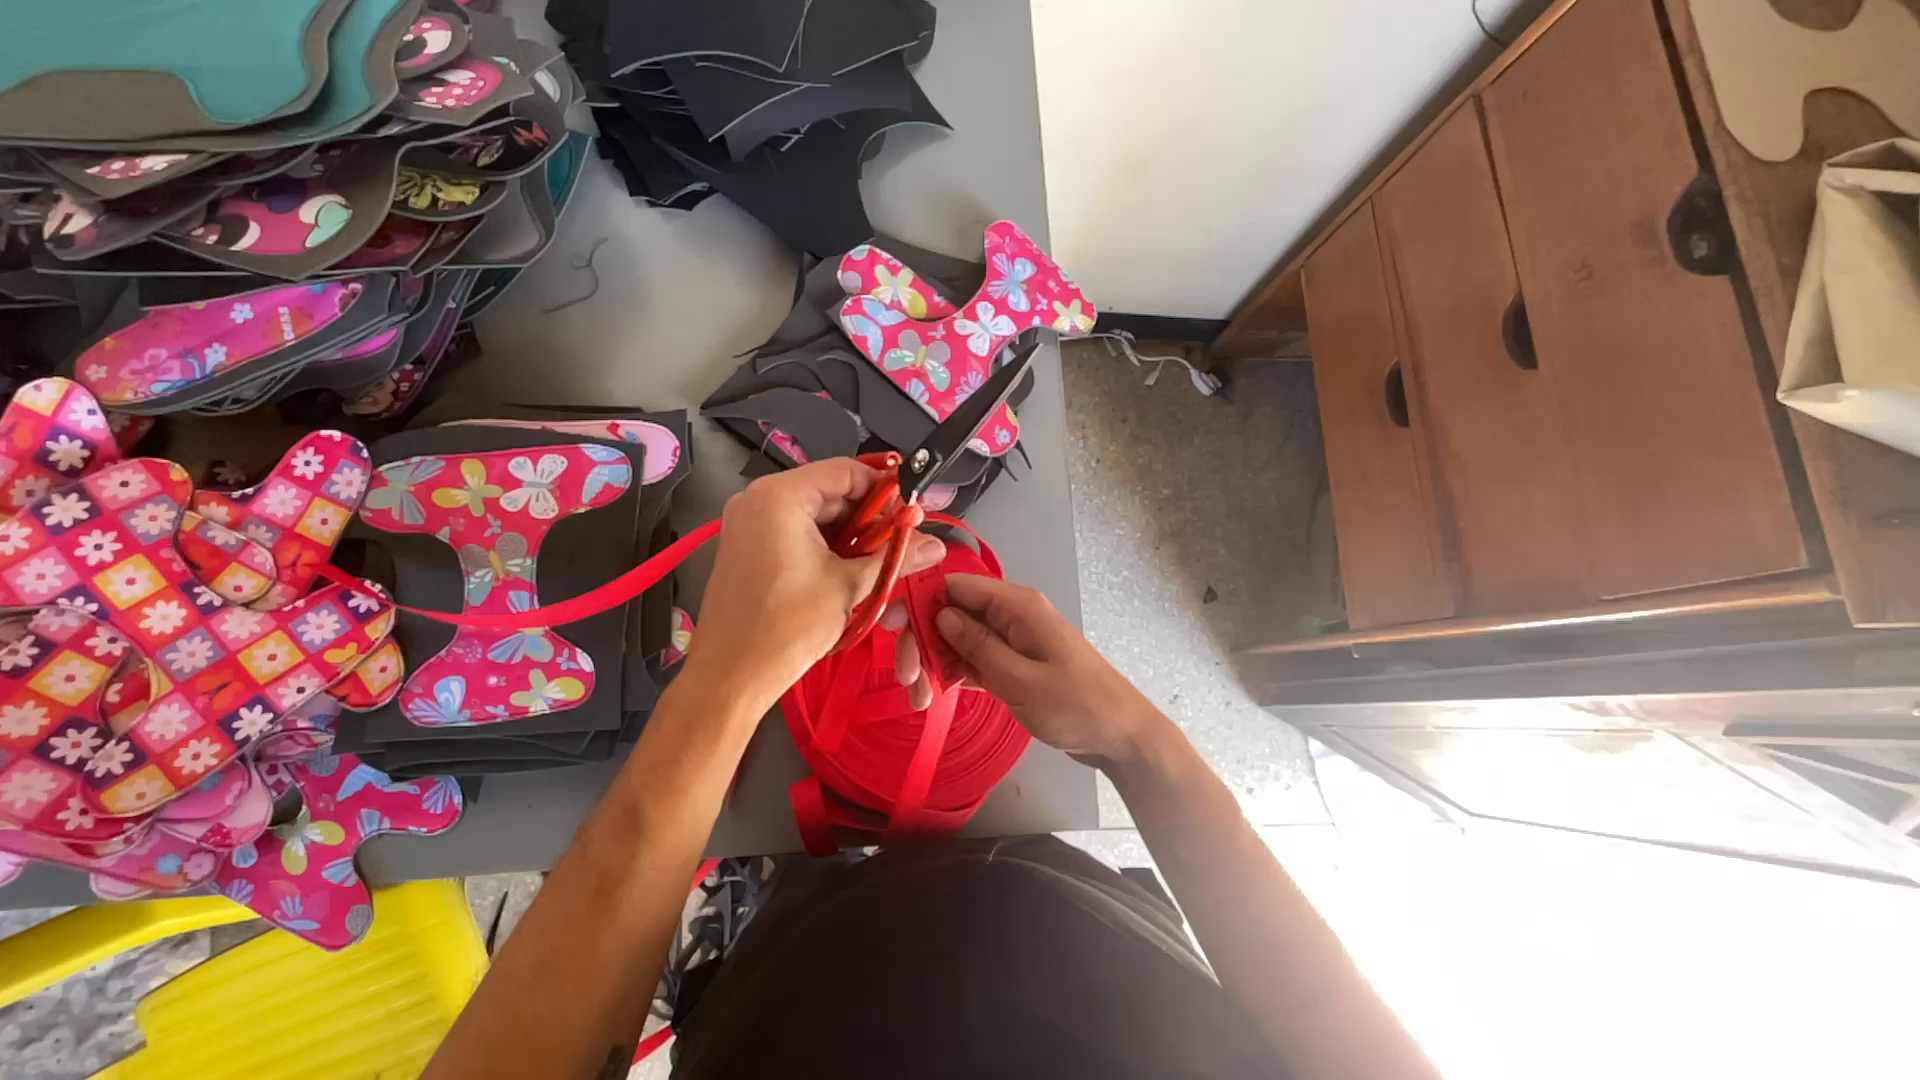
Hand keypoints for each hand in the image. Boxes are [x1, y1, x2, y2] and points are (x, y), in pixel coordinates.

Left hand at [690, 459, 943, 710]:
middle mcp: (758, 500)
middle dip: (870, 518)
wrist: (731, 676)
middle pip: (831, 491)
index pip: (846, 471)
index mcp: (780, 497)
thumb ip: (894, 557)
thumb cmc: (785, 628)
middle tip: (902, 544)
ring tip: (879, 564)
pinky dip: (826, 547)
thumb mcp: (848, 586)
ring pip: (816, 515)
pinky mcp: (748, 547)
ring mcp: (749, 524)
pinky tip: (850, 572)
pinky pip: (796, 532)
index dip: (885, 490)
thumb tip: (935, 545)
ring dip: (851, 536)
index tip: (912, 513)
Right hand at [898, 573, 1167, 768]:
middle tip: (907, 682)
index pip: (954, 585)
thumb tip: (939, 614)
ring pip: (956, 639)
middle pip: (949, 614)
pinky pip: (971, 660)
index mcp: (1016, 605)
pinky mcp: (1011, 664)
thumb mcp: (1020, 679)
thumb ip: (978, 646)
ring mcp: (1010, 640)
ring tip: (917, 700)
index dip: (917, 602)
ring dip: (932, 664)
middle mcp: (1010, 615)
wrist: (1120, 736)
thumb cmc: (1076, 705)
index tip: (890, 631)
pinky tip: (932, 698)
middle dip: (922, 642)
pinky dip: (951, 675)